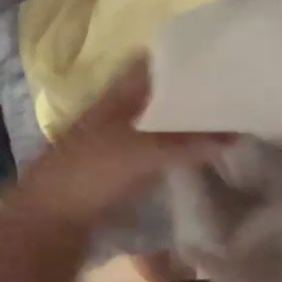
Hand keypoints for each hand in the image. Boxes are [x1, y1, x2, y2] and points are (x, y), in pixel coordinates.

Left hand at [5, 61, 229, 229]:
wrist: (47, 221)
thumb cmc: (91, 173)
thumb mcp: (143, 153)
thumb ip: (187, 143)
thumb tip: (233, 135)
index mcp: (116, 95)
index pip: (152, 65)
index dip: (181, 60)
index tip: (217, 61)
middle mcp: (115, 112)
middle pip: (157, 96)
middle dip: (189, 95)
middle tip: (229, 96)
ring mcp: (113, 142)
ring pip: (156, 124)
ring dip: (183, 125)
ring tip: (223, 123)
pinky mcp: (115, 170)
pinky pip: (153, 151)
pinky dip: (175, 150)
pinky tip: (197, 156)